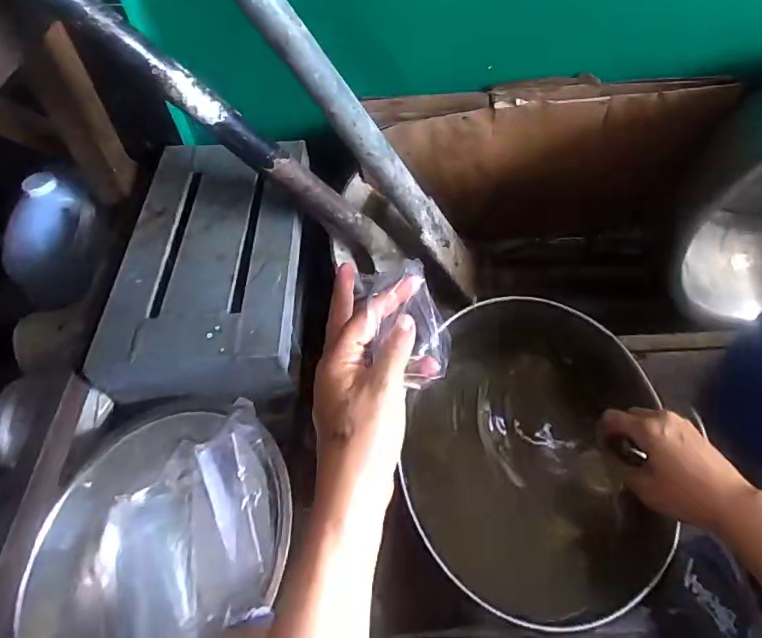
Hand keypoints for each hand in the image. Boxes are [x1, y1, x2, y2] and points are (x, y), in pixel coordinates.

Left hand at [312, 262, 423, 520]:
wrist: (354, 492)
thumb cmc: (366, 437)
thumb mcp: (384, 389)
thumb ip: (395, 352)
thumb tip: (405, 321)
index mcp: (337, 362)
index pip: (361, 319)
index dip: (384, 298)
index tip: (407, 280)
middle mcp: (337, 370)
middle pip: (349, 325)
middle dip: (355, 298)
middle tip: (351, 270)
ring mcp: (346, 389)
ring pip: (366, 348)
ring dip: (388, 333)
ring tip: (407, 314)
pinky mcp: (360, 406)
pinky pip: (379, 372)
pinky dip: (399, 366)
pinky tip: (424, 369)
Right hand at [600, 407, 758, 532]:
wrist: (730, 501)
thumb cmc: (685, 496)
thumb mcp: (647, 490)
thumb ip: (625, 471)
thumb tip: (617, 460)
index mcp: (648, 428)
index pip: (615, 417)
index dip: (603, 428)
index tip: (600, 443)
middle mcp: (663, 417)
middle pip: (633, 413)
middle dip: (623, 428)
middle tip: (620, 451)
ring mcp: (681, 422)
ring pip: (651, 418)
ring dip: (642, 431)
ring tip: (642, 455)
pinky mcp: (695, 431)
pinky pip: (666, 425)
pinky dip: (657, 434)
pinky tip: (663, 457)